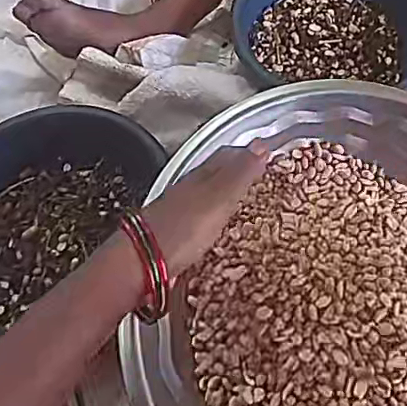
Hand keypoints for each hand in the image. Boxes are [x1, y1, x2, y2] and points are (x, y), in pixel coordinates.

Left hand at [139, 145, 266, 274]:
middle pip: (215, 173)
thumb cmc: (182, 228)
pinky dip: (211, 217)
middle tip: (256, 174)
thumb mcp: (219, 198)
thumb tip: (261, 145)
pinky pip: (197, 218)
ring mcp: (177, 212)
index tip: (265, 152)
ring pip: (205, 195)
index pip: (227, 155)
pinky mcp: (173, 235)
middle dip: (235, 171)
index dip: (246, 152)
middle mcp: (187, 190)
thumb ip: (240, 173)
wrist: (141, 261)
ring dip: (223, 194)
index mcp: (200, 176)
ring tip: (240, 200)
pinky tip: (215, 228)